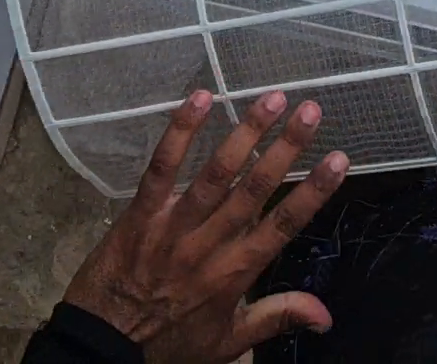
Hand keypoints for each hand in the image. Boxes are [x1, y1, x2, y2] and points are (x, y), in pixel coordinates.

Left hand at [62, 89, 349, 362]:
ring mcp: (174, 225)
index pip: (283, 225)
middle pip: (254, 189)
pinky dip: (180, 132)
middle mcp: (209, 244)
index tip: (340, 158)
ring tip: (272, 98)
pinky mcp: (141, 212)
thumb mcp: (226, 342)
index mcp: (235, 272)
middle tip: (311, 110)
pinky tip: (200, 97)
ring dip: (246, 132)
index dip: (313, 191)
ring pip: (216, 173)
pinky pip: (162, 168)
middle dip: (286, 147)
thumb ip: (277, 317)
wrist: (95, 354)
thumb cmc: (168, 343)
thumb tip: (327, 316)